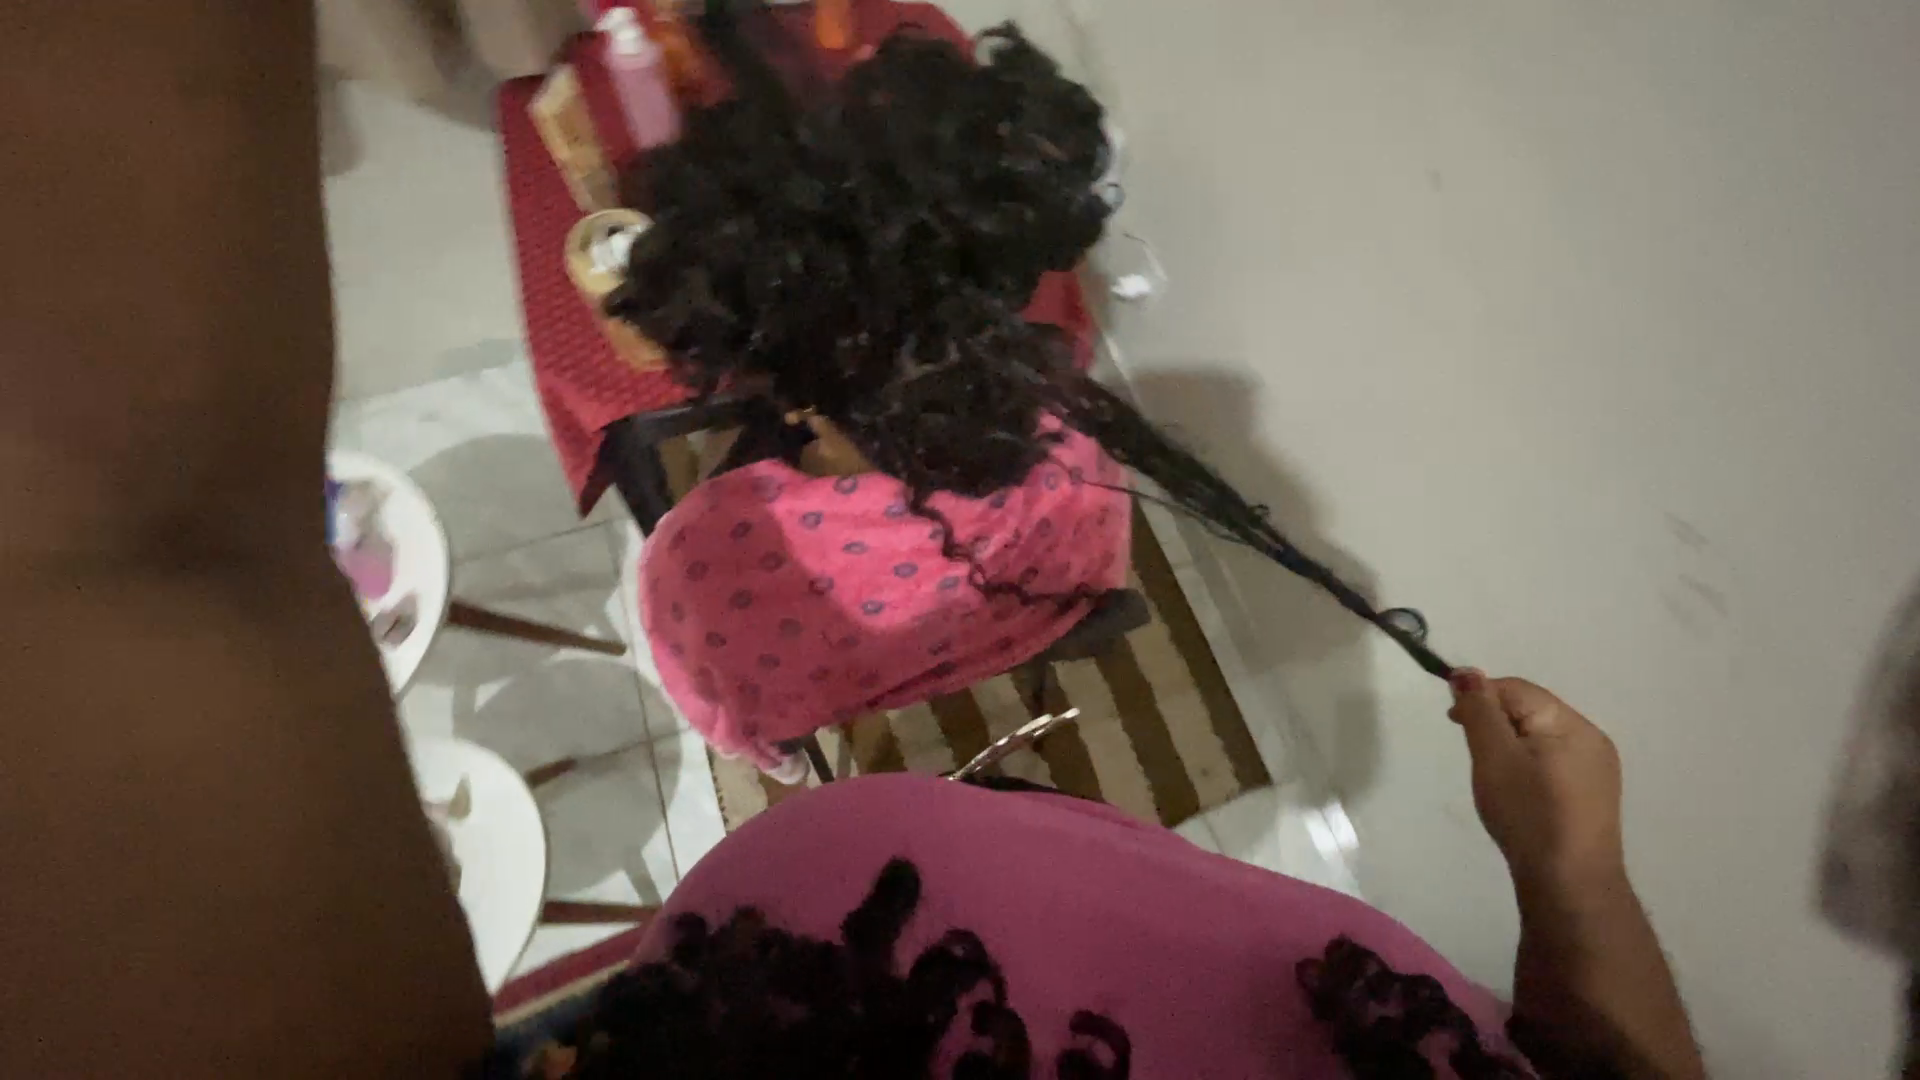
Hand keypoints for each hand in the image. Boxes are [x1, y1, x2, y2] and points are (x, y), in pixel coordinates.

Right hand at [1448, 670, 1625, 895]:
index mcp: (1571, 725)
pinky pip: (1548, 755)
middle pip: (1527, 708)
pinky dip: (1522, 759)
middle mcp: (1590, 738)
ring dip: (1505, 740)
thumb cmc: (1527, 812)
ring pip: (1535, 733)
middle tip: (1471, 750)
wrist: (1568, 881)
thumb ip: (1479, 710)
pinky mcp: (1589, 790)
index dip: (1478, 696)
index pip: (1515, 689)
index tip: (1451, 721)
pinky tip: (1514, 785)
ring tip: (1489, 771)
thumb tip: (1466, 673)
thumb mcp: (1493, 756)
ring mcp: (1595, 766)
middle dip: (1491, 719)